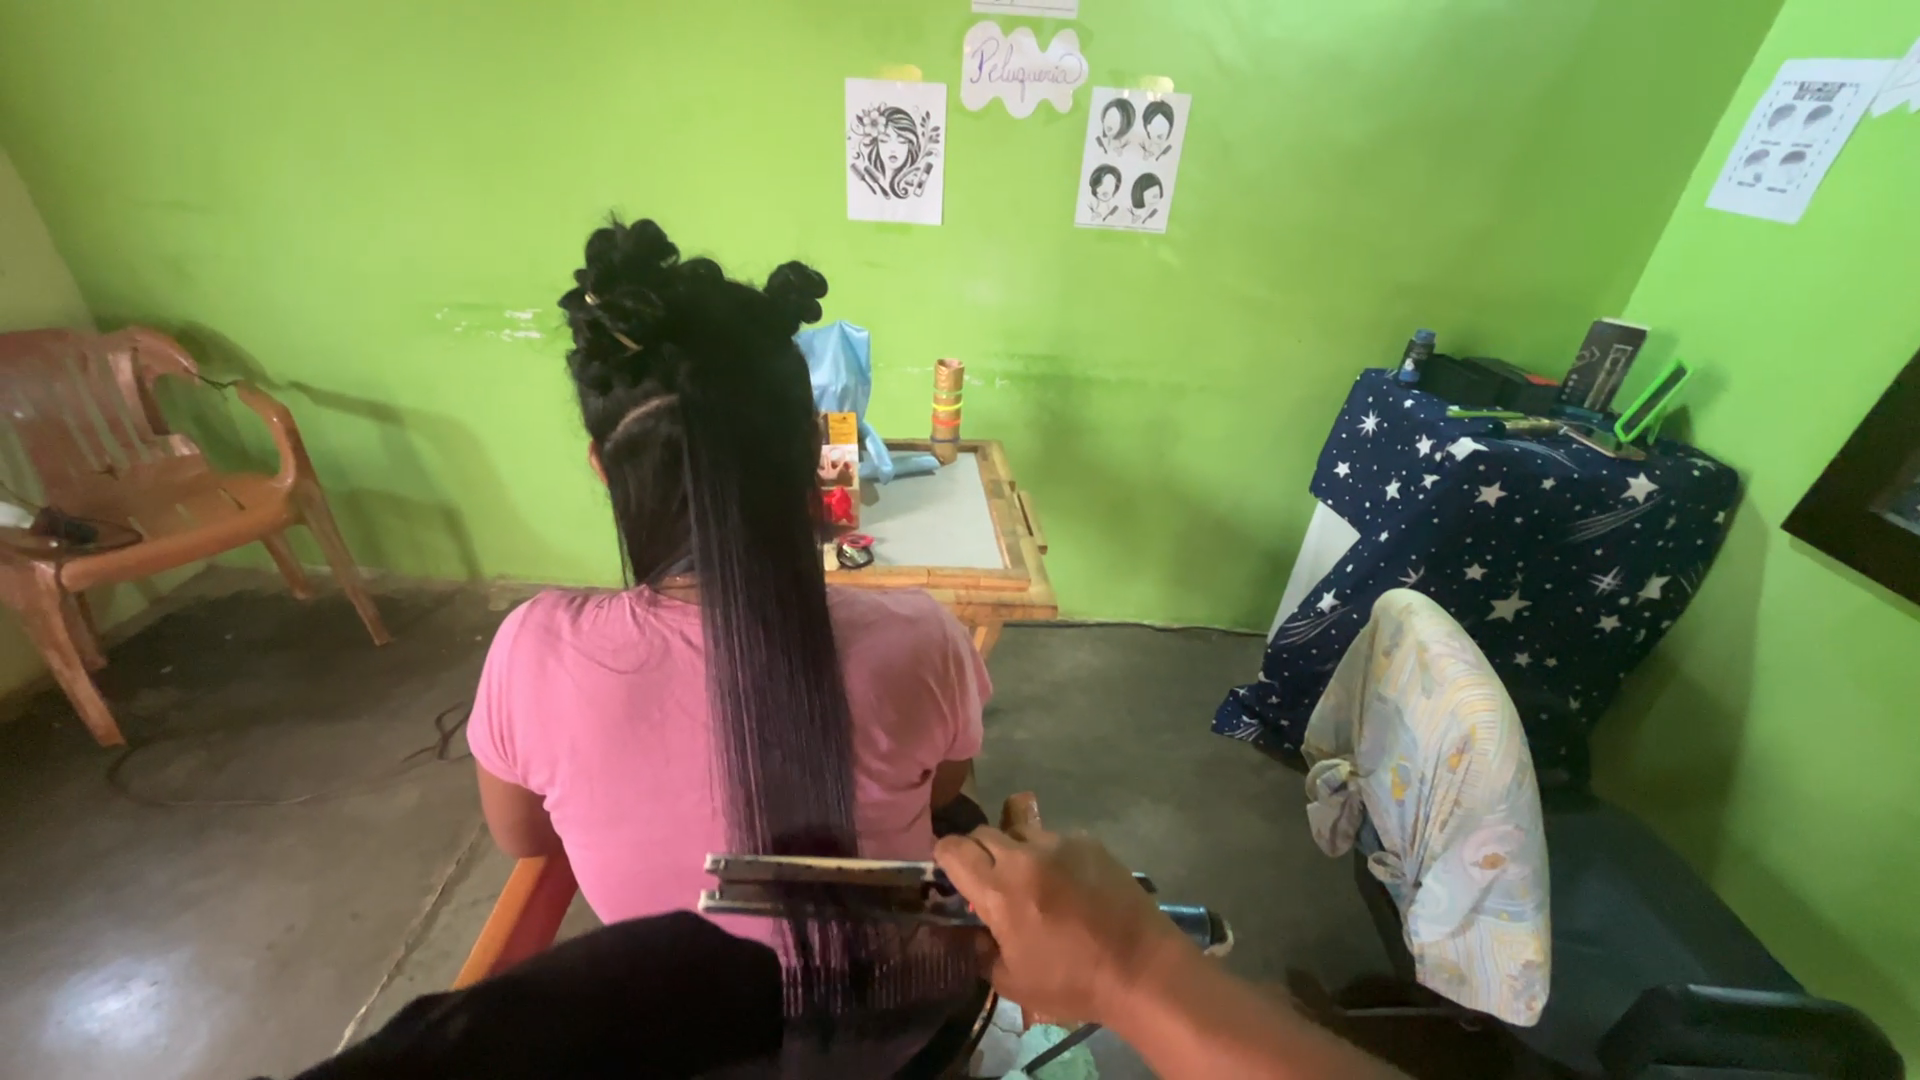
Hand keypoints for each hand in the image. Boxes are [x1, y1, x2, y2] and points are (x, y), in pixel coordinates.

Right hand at [934, 794, 1196, 1025]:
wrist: (1139, 966)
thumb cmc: (1072, 981)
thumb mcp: (1013, 982)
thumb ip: (980, 950)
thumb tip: (970, 929)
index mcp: (999, 891)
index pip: (954, 849)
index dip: (945, 856)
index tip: (950, 869)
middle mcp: (1024, 856)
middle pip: (982, 832)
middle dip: (977, 851)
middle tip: (988, 877)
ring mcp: (1058, 842)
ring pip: (1019, 829)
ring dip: (1014, 849)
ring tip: (1030, 877)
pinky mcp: (1087, 840)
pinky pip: (1055, 838)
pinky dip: (1051, 854)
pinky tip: (1067, 882)